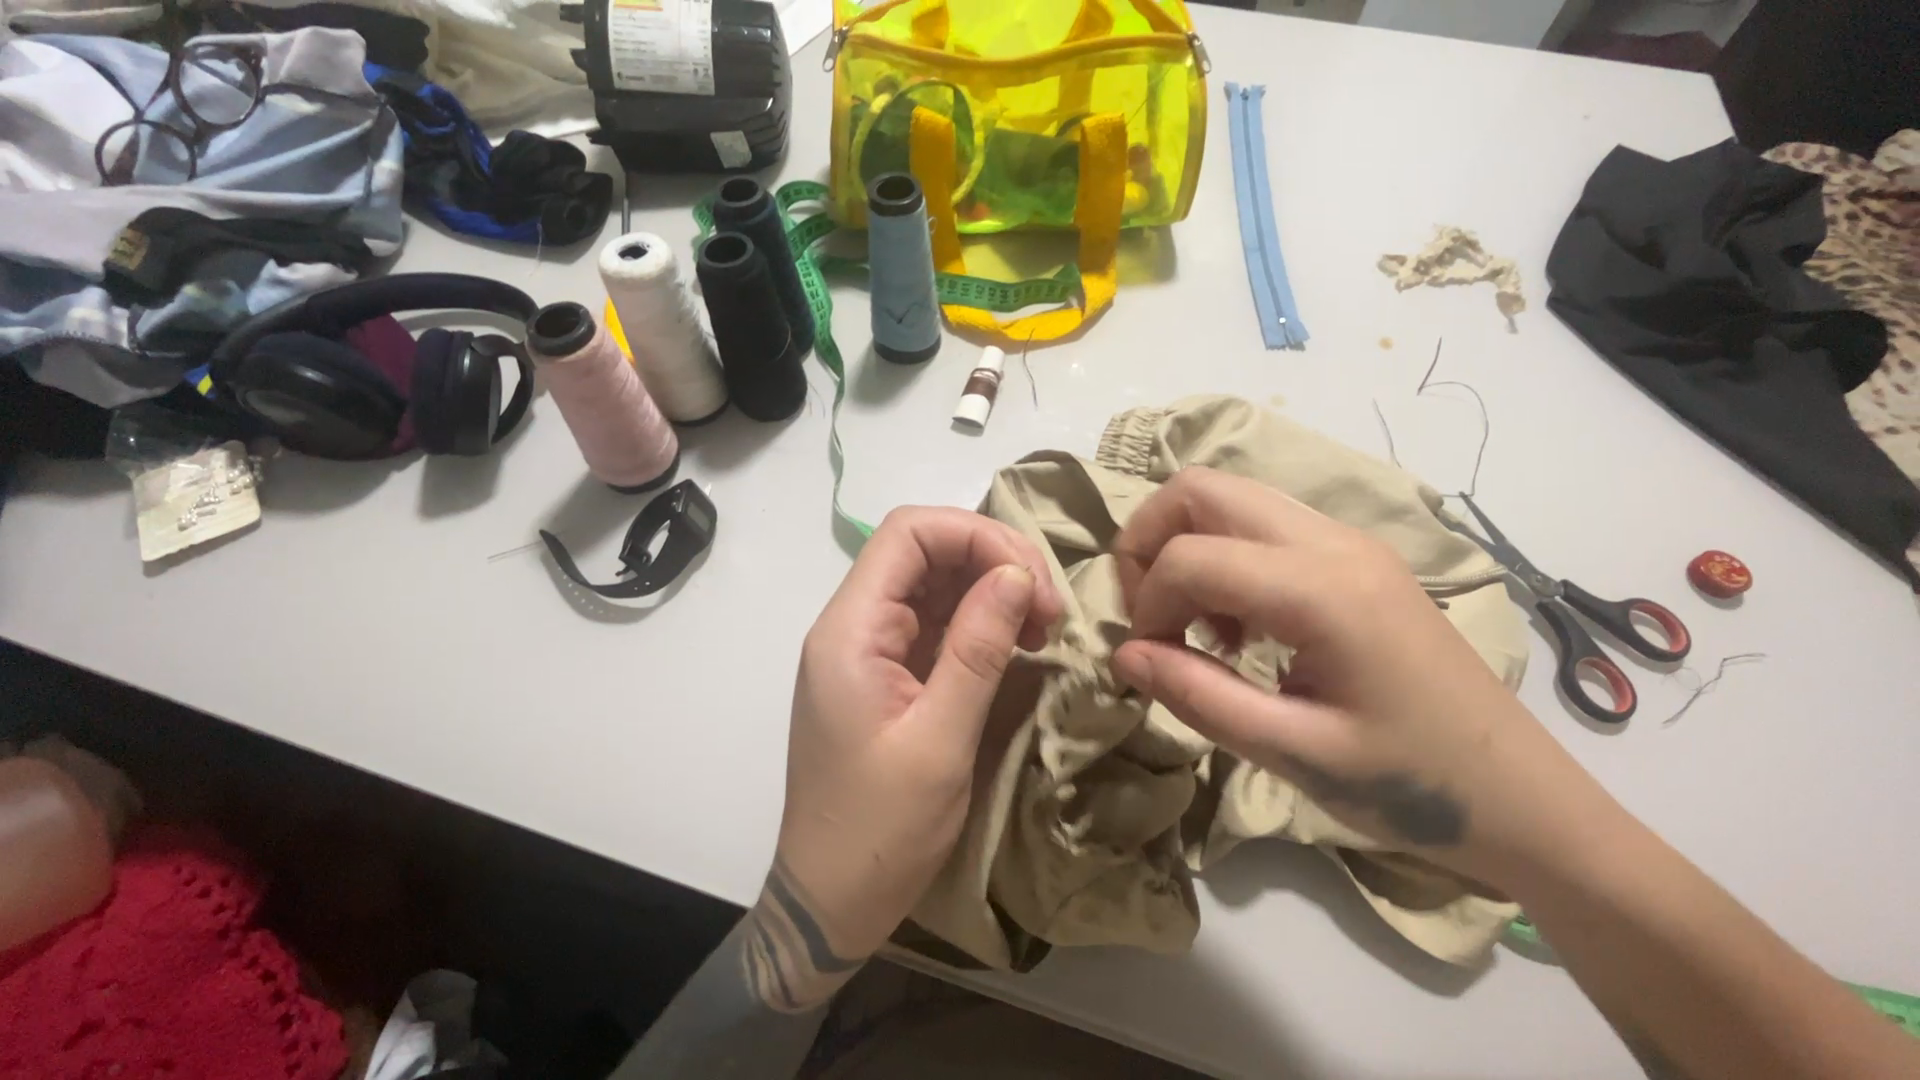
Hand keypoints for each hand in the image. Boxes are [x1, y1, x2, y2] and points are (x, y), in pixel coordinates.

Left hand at [759, 507, 1062, 1006]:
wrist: (831, 900)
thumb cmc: (881, 830)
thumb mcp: (940, 741)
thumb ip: (977, 649)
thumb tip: (1016, 572)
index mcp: (850, 631)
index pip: (909, 533)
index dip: (978, 536)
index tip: (1034, 583)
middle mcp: (853, 627)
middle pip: (924, 552)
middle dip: (994, 561)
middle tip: (1050, 610)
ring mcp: (869, 652)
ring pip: (934, 586)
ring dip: (992, 591)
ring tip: (1044, 627)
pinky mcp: (887, 677)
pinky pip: (934, 625)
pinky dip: (979, 624)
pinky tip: (1017, 646)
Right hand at [1108, 467, 1620, 889]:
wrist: (1520, 796)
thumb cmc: (1410, 784)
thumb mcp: (1293, 752)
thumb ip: (1198, 696)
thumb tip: (1122, 655)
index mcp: (1322, 589)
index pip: (1189, 556)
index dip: (1147, 607)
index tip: (1150, 664)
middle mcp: (1333, 542)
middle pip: (1200, 489)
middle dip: (1149, 544)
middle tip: (1152, 620)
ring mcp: (1350, 543)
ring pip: (1230, 498)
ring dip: (1188, 549)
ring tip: (1199, 632)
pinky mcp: (1357, 559)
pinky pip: (1263, 526)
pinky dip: (1225, 560)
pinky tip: (1241, 631)